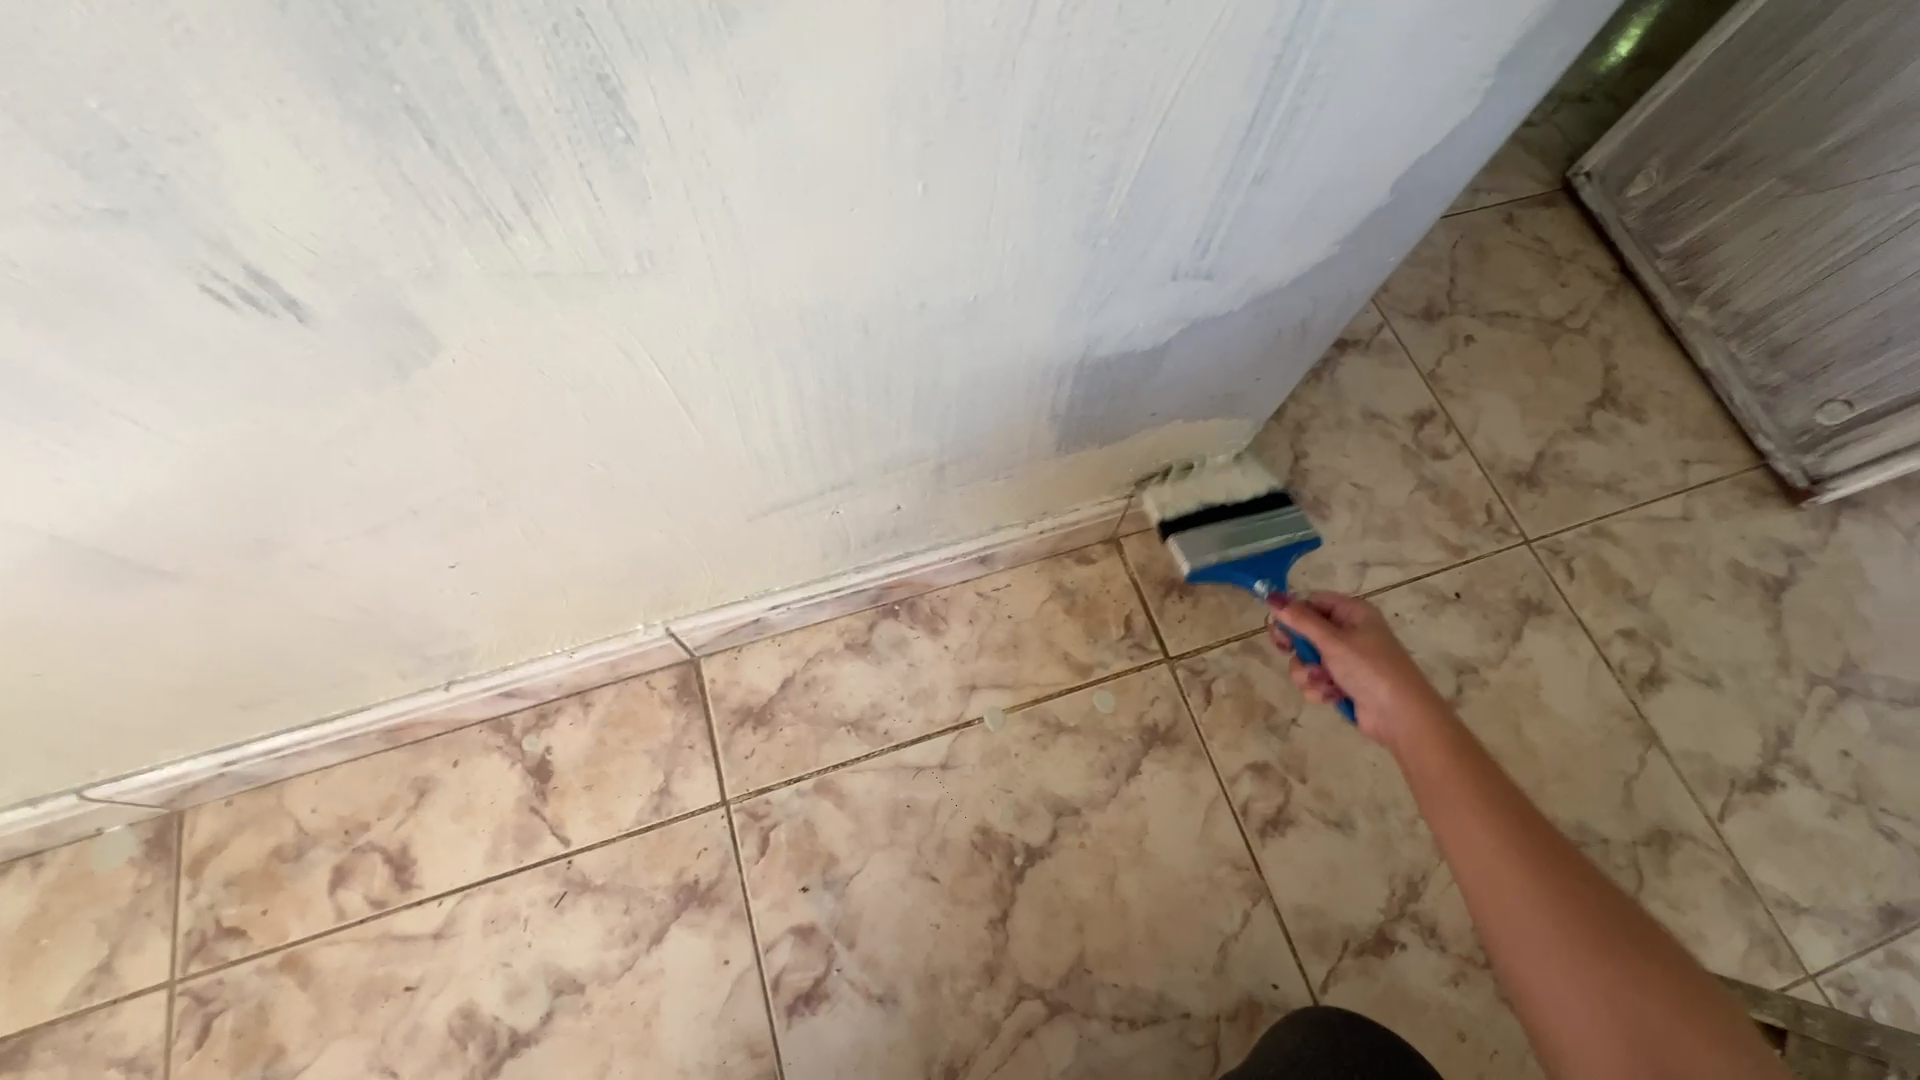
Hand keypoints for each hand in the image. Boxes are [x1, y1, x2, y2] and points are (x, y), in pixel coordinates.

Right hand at [1269, 591, 1451, 748]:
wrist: (1399, 715)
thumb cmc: (1369, 669)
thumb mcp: (1332, 641)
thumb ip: (1300, 620)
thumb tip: (1271, 597)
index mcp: (1352, 613)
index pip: (1312, 602)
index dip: (1293, 613)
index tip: (1276, 626)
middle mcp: (1348, 632)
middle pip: (1305, 631)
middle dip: (1298, 648)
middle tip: (1288, 651)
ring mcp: (1345, 659)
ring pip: (1306, 659)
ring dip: (1308, 672)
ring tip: (1324, 681)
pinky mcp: (1341, 683)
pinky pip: (1315, 679)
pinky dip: (1319, 688)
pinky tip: (1333, 695)